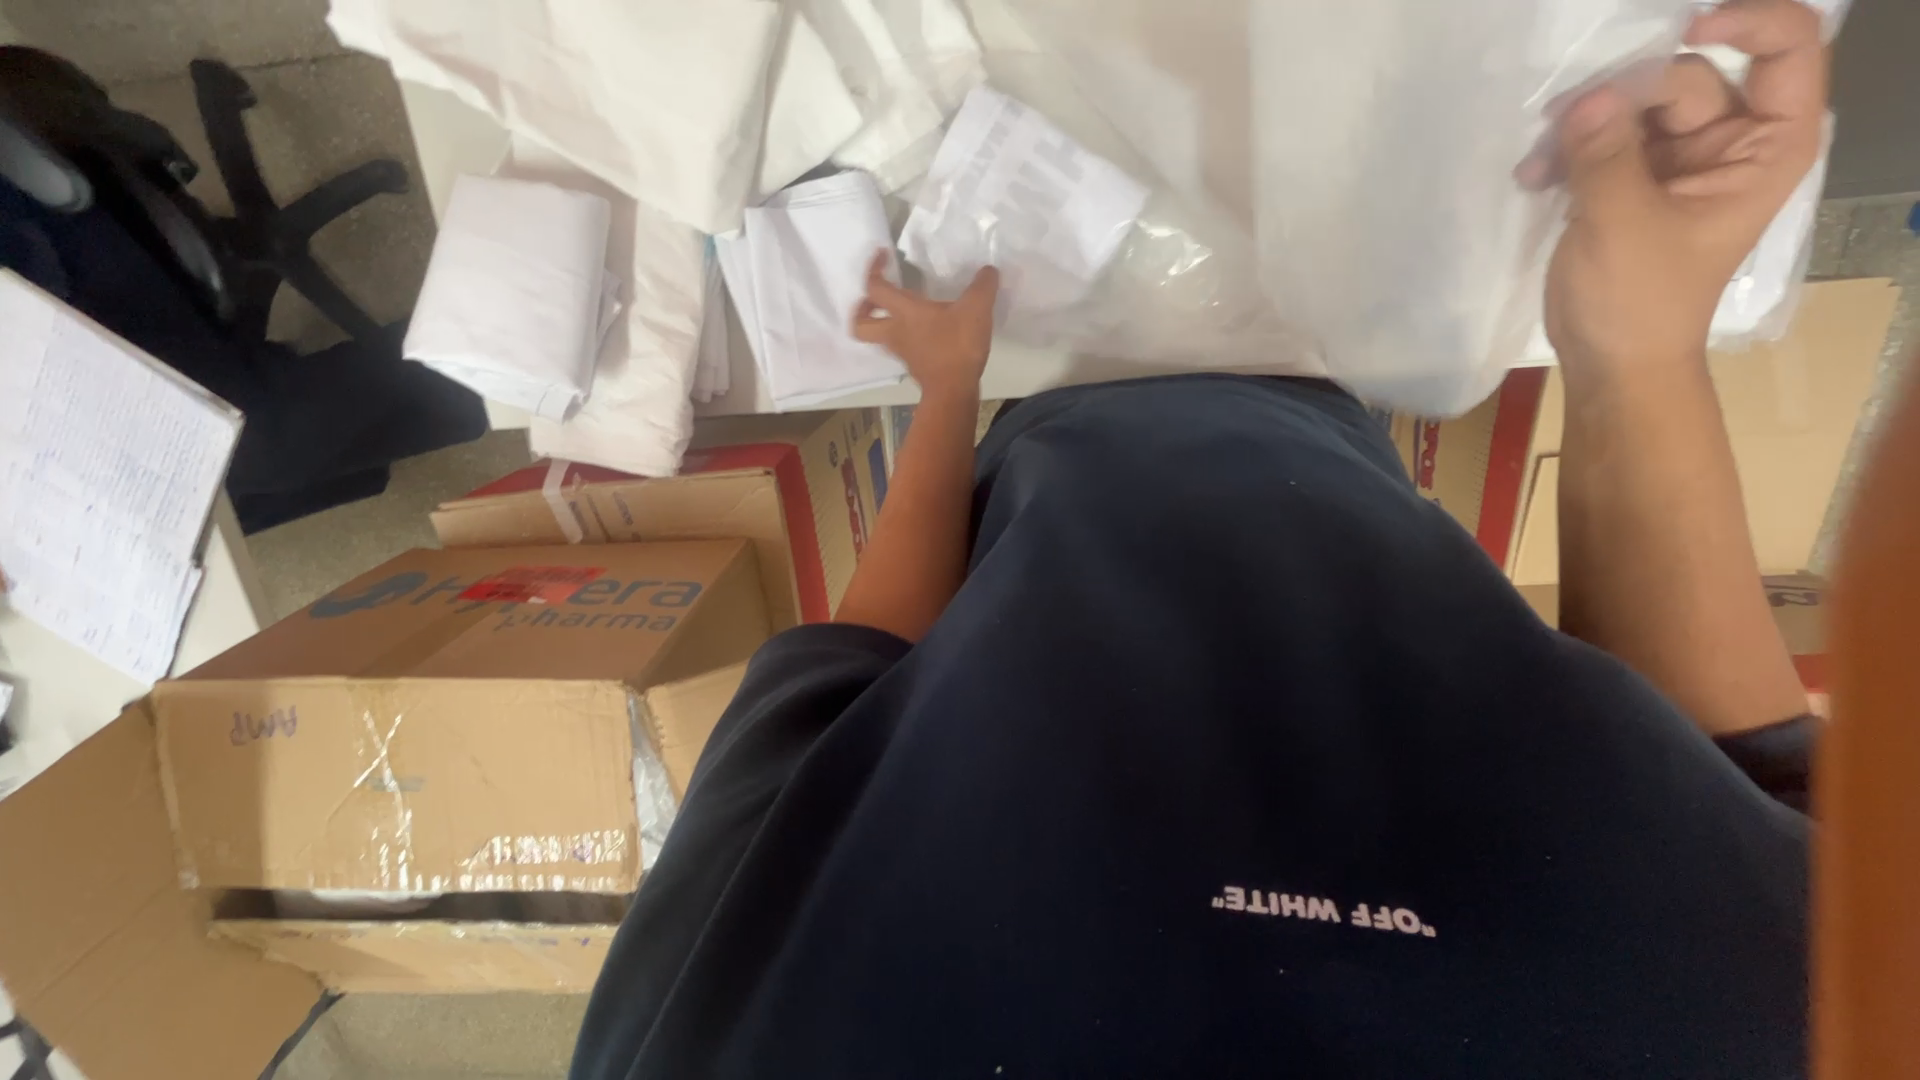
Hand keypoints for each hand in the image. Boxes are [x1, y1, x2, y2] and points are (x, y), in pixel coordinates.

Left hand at [852, 251, 999, 400]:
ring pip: (878, 337)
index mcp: (903, 312)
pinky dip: (903, 337)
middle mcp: (895, 331)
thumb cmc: (957, 346)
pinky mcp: (913, 365)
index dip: (873, 268)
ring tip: (898, 313)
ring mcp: (902, 351)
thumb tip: (988, 271)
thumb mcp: (976, 309)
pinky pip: (899, 347)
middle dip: (861, 309)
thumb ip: (983, 286)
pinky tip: (921, 331)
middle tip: (874, 298)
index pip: (875, 286)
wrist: (953, 390)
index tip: (883, 256)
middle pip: (860, 323)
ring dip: (881, 323)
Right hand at [1527, 0, 1827, 368]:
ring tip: (1538, 165)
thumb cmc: (1638, 300)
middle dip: (1623, 95)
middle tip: (1562, 122)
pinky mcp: (1626, 188)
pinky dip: (1566, 156)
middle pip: (1686, 80)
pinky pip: (1600, 147)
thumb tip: (1586, 99)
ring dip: (1581, 130)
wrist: (1612, 361)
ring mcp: (1673, 166)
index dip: (1743, 23)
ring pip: (1632, 112)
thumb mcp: (1623, 225)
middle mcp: (1726, 144)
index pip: (1784, 49)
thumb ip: (1605, 158)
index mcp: (1765, 145)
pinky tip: (1534, 179)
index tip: (1681, 29)